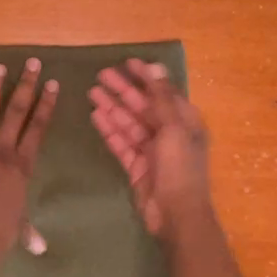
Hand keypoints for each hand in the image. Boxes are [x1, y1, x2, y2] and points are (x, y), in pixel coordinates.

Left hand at [0, 58, 57, 263]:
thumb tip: (41, 247)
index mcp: (21, 166)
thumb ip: (28, 231)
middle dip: (25, 86)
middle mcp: (1, 151)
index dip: (46, 105)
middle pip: (16, 112)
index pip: (37, 128)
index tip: (52, 84)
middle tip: (31, 63)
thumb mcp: (18, 228)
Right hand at [89, 58, 212, 238]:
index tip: (127, 62)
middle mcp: (169, 133)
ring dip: (112, 107)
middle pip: (143, 106)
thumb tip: (156, 68)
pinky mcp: (137, 166)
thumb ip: (161, 99)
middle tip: (101, 74)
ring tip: (92, 92)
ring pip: (129, 123)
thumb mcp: (174, 128)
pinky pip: (121, 142)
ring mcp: (152, 151)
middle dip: (123, 90)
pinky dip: (110, 129)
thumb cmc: (180, 168)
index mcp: (184, 121)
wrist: (176, 214)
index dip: (146, 76)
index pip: (163, 92)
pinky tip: (96, 116)